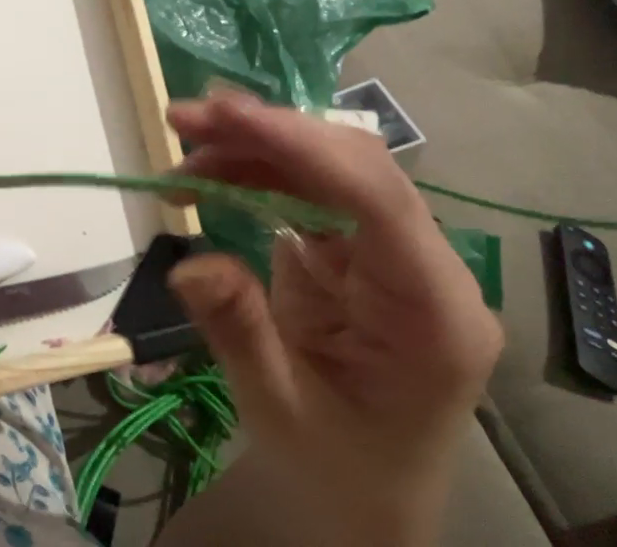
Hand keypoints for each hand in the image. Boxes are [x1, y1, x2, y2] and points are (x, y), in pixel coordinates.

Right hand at [166, 93, 502, 542]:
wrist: (358, 497)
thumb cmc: (333, 465)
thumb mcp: (278, 406)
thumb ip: (239, 330)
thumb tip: (187, 263)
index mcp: (433, 316)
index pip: (379, 203)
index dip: (303, 149)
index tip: (226, 118)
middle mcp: (426, 274)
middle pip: (358, 172)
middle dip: (270, 134)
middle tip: (185, 118)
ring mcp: (393, 262)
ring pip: (331, 173)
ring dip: (255, 151)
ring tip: (183, 150)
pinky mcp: (359, 260)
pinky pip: (310, 198)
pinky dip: (256, 177)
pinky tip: (208, 178)